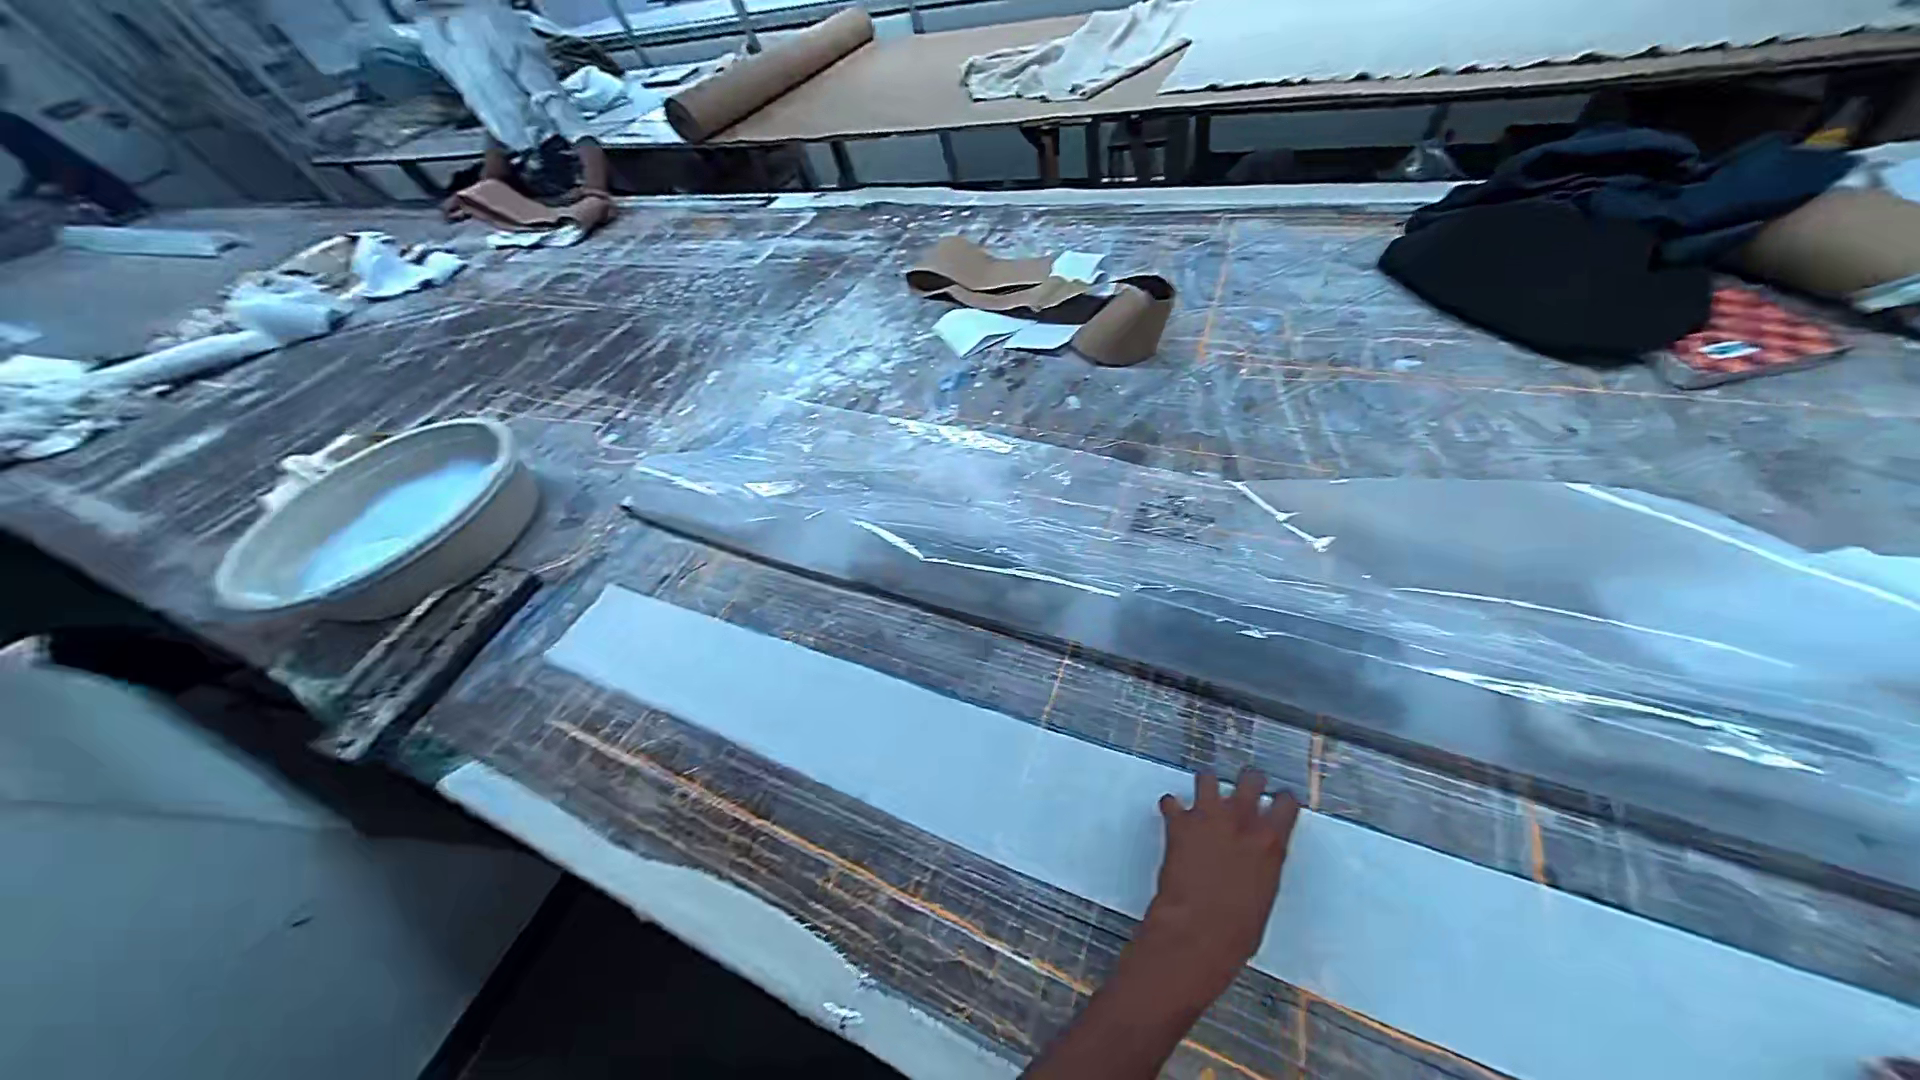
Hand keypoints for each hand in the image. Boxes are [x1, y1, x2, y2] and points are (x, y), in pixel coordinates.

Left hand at [1134, 768, 1300, 1005]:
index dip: (1282, 799)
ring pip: (1207, 778)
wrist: (1198, 929)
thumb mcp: (1266, 893)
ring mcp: (1207, 816)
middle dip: (1248, 779)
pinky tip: (1172, 813)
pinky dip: (1171, 807)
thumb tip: (1256, 859)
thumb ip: (1263, 863)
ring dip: (1206, 784)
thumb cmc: (1237, 927)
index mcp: (1270, 841)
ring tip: (1205, 791)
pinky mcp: (1178, 822)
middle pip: (1249, 779)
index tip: (1279, 798)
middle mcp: (1240, 820)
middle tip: (1246, 784)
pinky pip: (1171, 801)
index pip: (1285, 804)